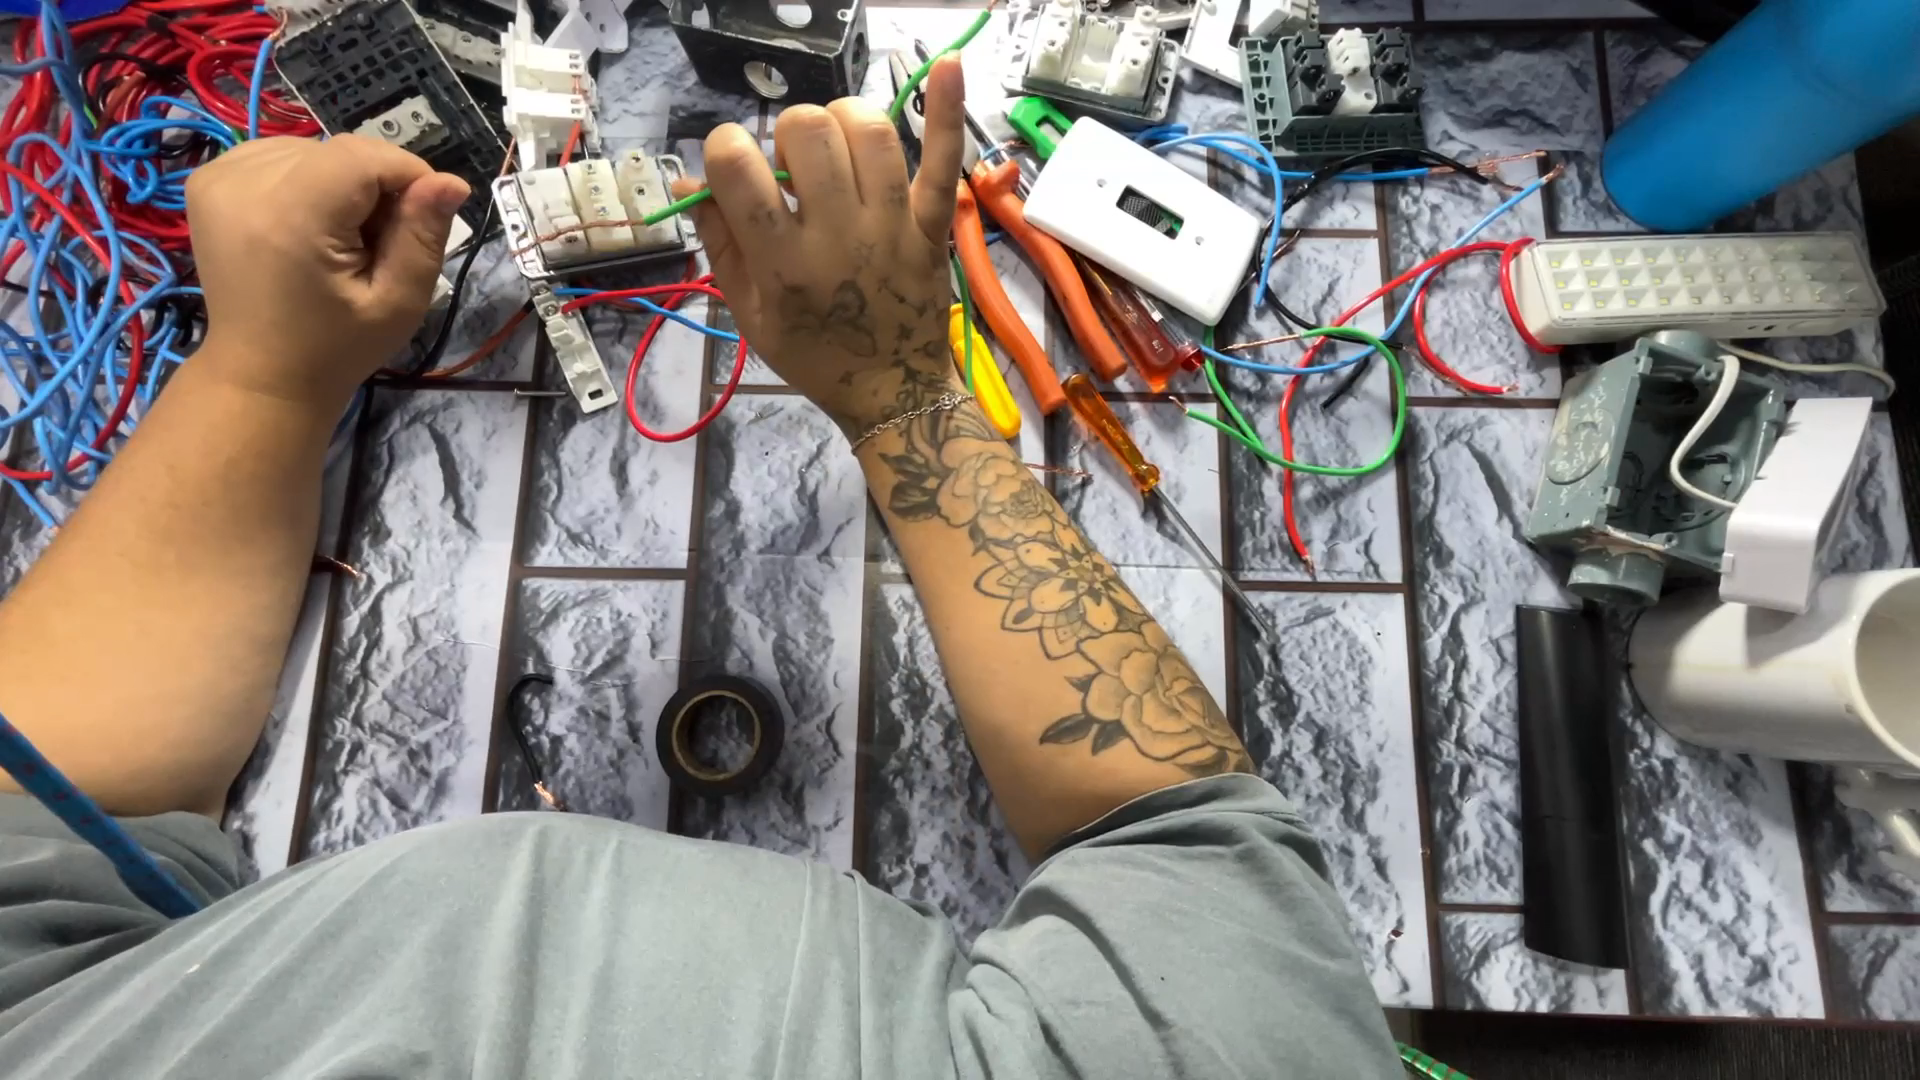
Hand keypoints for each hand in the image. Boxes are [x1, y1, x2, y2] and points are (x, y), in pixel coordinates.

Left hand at [186, 135, 470, 407]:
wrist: (266, 369)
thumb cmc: (342, 345)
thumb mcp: (400, 301)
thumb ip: (423, 237)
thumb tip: (452, 183)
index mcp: (291, 217)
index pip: (363, 156)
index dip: (411, 175)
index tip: (433, 216)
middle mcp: (243, 182)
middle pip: (340, 152)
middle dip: (380, 186)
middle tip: (388, 243)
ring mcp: (218, 175)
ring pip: (315, 150)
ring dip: (348, 184)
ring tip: (351, 238)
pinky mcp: (210, 179)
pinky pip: (283, 157)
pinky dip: (316, 182)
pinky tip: (318, 225)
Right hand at [677, 56, 966, 436]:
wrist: (892, 392)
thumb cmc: (816, 358)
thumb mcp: (750, 317)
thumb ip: (720, 246)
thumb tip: (694, 178)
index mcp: (783, 263)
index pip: (737, 165)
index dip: (727, 152)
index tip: (738, 173)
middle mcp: (837, 236)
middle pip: (806, 132)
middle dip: (789, 140)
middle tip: (798, 179)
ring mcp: (891, 227)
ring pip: (867, 129)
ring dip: (842, 123)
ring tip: (839, 154)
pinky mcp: (931, 228)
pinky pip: (943, 162)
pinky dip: (949, 111)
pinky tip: (951, 64)